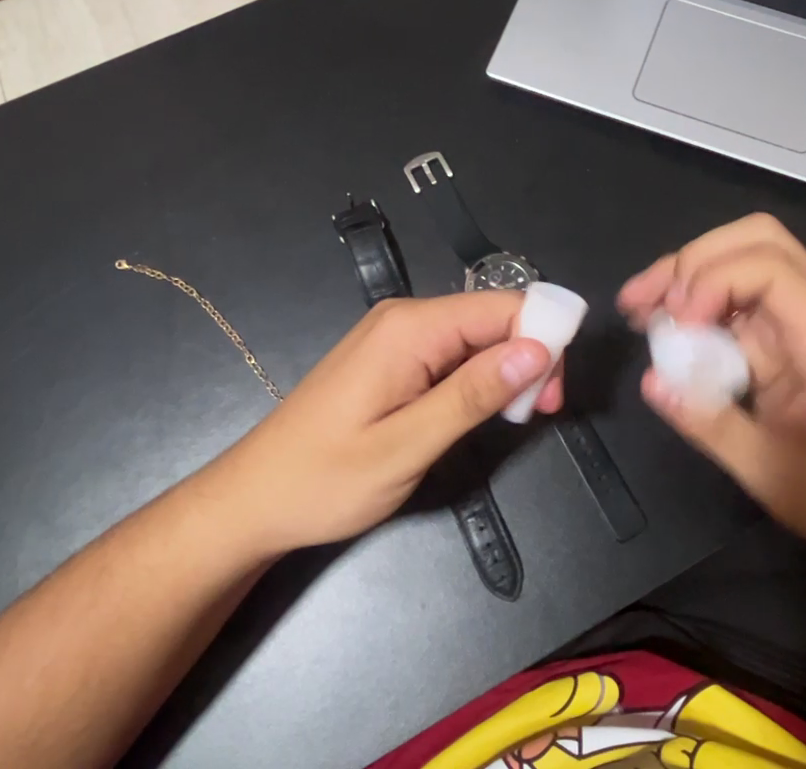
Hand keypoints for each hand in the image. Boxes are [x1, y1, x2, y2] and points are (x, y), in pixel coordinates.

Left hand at [190, 292, 562, 556]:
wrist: (254, 498)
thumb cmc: (325, 479)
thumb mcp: (406, 445)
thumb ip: (472, 395)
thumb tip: (537, 349)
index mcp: (410, 328)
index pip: (504, 306)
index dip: (542, 341)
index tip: (550, 398)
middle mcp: (405, 318)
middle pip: (493, 318)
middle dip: (528, 358)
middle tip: (532, 416)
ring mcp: (395, 337)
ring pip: (476, 337)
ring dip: (504, 373)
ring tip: (505, 422)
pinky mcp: (392, 358)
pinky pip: (452, 354)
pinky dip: (476, 380)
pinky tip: (474, 414)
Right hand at [616, 214, 805, 552]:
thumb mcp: (771, 474)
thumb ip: (711, 424)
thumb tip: (651, 381)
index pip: (773, 268)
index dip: (714, 280)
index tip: (679, 326)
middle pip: (759, 240)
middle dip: (694, 261)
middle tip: (648, 304)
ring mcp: (800, 322)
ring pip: (744, 257)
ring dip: (687, 274)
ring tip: (638, 306)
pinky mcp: (782, 336)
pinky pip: (735, 295)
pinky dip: (695, 300)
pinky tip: (661, 325)